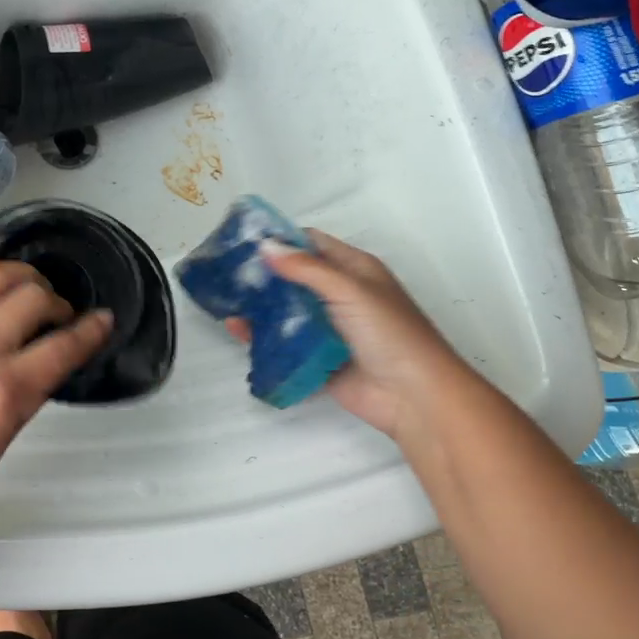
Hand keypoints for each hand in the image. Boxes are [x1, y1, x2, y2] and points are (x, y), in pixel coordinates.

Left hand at [0, 243, 112, 533]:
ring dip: (20, 274)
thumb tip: (48, 357)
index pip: (63, 347)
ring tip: (28, 287)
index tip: (104, 319)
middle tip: (60, 314)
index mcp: (5, 390)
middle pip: (33, 298)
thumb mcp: (4, 437)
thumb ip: (28, 391)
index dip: (92, 330)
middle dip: (57, 301)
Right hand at [228, 230, 464, 438]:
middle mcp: (340, 296)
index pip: (311, 244)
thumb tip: (265, 246)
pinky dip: (262, 337)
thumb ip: (306, 268)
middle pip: (293, 278)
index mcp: (354, 271)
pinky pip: (284, 344)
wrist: (415, 398)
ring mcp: (329, 330)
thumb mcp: (351, 291)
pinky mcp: (318, 359)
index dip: (280, 239)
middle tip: (223, 271)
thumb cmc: (391, 334)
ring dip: (258, 306)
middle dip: (262, 274)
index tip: (243, 240)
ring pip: (285, 312)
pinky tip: (237, 330)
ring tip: (224, 300)